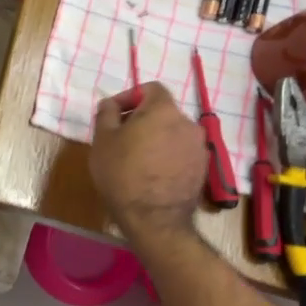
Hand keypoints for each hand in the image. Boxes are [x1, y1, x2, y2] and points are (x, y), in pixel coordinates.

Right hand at [89, 82, 207, 242]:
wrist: (153, 217)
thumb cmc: (121, 172)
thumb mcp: (102, 139)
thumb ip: (107, 114)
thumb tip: (112, 104)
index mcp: (163, 110)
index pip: (151, 88)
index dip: (130, 96)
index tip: (114, 113)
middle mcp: (188, 123)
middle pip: (163, 111)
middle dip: (142, 118)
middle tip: (120, 136)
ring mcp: (199, 147)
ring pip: (173, 132)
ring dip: (155, 137)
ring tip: (136, 156)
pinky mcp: (203, 168)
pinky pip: (181, 151)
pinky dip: (167, 154)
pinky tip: (151, 171)